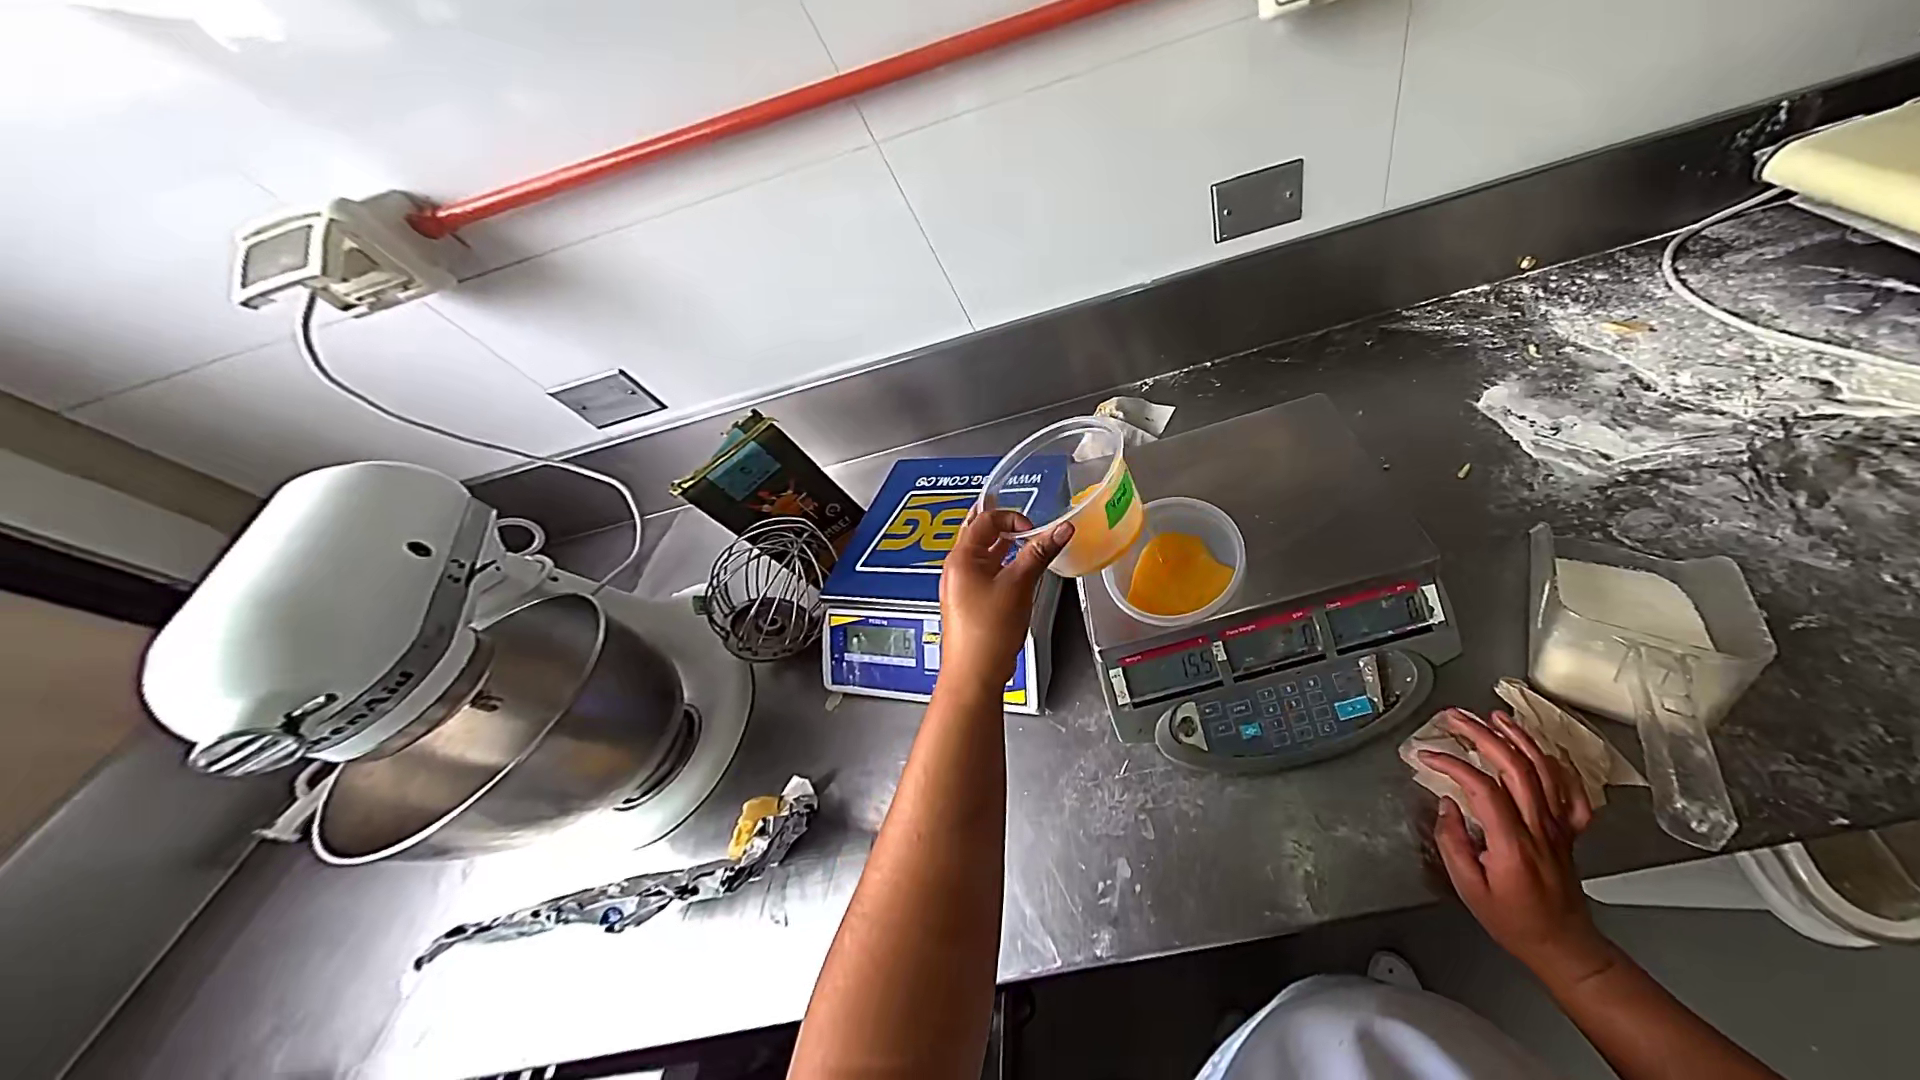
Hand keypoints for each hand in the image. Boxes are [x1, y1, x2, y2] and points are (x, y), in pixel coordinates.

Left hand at [938, 511, 1071, 685]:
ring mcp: (960, 586)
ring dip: (1006, 549)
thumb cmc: (986, 634)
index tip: (1033, 529)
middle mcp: (955, 569)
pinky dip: (1002, 568)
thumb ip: (1039, 554)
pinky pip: (985, 574)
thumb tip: (1059, 531)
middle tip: (1030, 530)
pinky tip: (1018, 576)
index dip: (1012, 517)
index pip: (984, 519)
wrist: (974, 673)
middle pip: (981, 534)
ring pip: (984, 555)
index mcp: (961, 558)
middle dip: (1007, 529)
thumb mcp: (1019, 585)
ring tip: (1028, 551)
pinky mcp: (968, 602)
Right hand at [1422, 709, 1615, 988]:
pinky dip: (1559, 767)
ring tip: (1497, 718)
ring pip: (1547, 773)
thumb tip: (1446, 805)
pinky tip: (1542, 752)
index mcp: (1513, 844)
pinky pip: (1572, 793)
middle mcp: (1542, 830)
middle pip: (1517, 769)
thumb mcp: (1468, 887)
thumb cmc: (1513, 921)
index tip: (1427, 755)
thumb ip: (1452, 841)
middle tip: (1455, 718)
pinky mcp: (1570, 832)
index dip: (1452, 764)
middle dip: (1483, 736)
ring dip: (1520, 739)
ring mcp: (1560, 829)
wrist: (1565, 947)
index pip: (1483, 788)